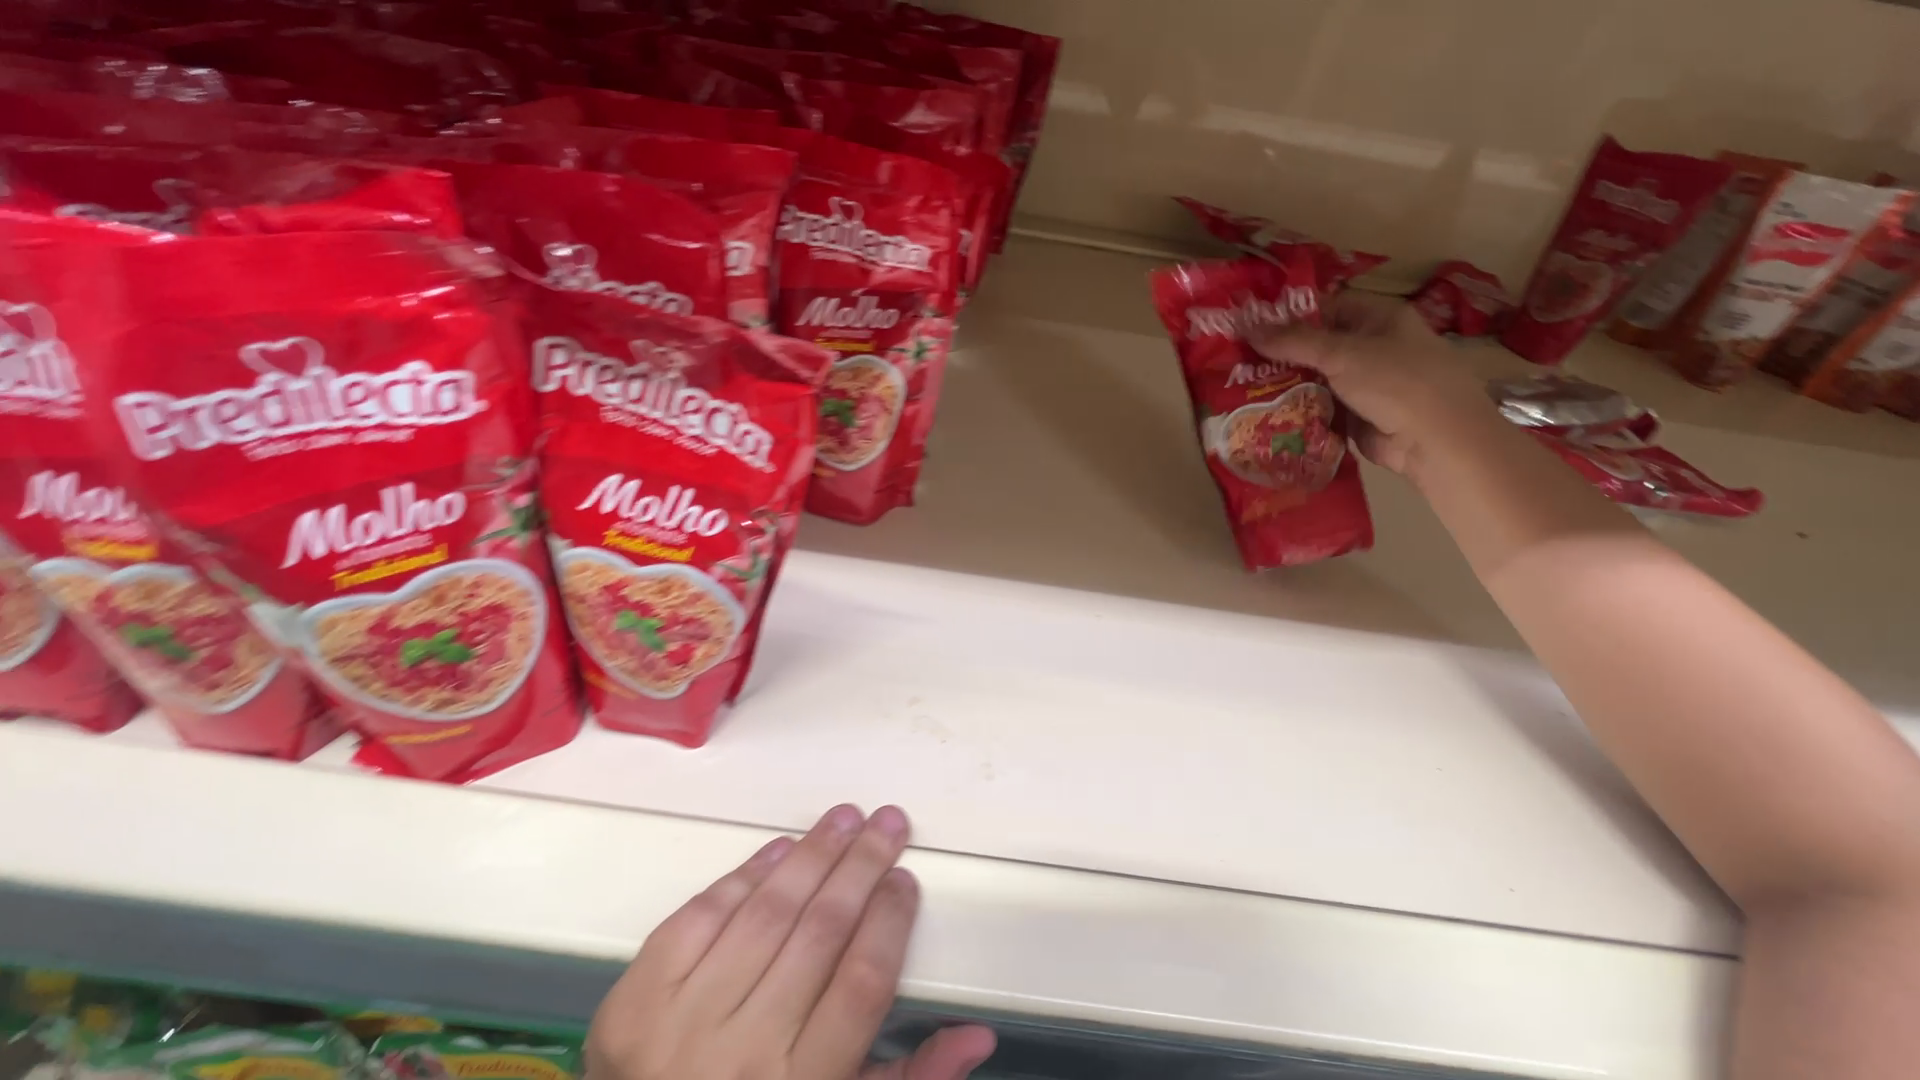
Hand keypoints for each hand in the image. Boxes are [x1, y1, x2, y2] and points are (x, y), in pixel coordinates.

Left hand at [586, 805, 995, 1079]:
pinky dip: (742, 876)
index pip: (861, 985)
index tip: (905, 878)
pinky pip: (697, 919)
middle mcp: (743, 1052)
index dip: (888, 922)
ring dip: (809, 857)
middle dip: (859, 868)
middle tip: (888, 822)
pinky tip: (778, 849)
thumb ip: (909, 1079)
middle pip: (816, 935)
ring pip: (761, 916)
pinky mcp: (632, 1002)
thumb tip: (978, 1034)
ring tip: (844, 818)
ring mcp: (680, 1023)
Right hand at [1250, 292, 1504, 477]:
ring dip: (1288, 384)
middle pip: (1318, 345)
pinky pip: (1322, 407)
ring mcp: (1367, 383)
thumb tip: (1247, 326)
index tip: (1251, 328)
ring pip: (1318, 378)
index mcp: (1378, 318)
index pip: (1326, 308)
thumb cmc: (1395, 382)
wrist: (1435, 439)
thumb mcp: (1341, 354)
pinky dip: (1300, 410)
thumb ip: (1292, 341)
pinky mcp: (1359, 415)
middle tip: (1239, 362)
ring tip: (1244, 388)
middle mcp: (1374, 347)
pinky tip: (1267, 413)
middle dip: (1282, 354)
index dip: (1289, 316)